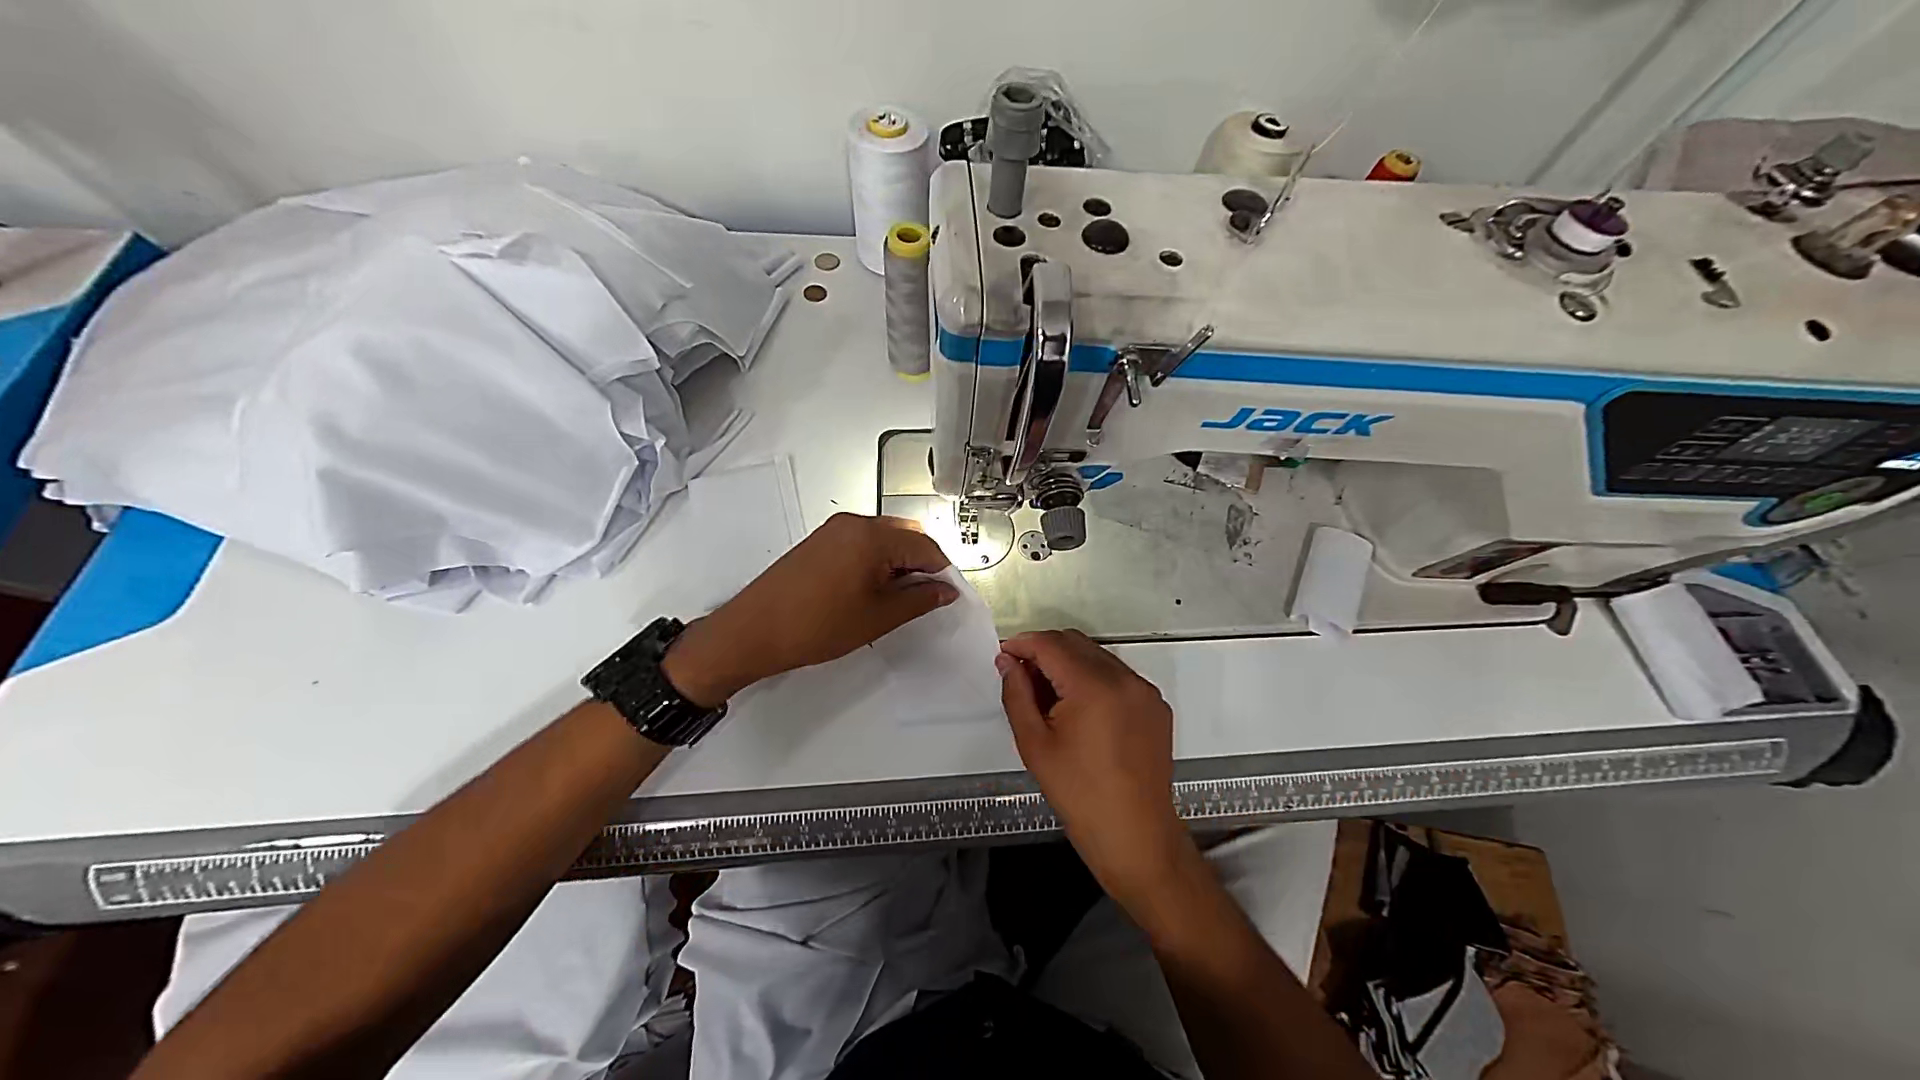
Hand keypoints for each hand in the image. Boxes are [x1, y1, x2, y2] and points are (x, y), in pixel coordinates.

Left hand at [663, 513, 956, 706]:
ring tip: (893, 600)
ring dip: (898, 563)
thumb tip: (942, 591)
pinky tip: (870, 592)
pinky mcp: (820, 541)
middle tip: (923, 598)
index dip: (942, 572)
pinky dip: (875, 562)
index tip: (944, 594)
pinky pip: (861, 543)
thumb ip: (919, 600)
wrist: (754, 632)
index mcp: (872, 536)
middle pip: (907, 535)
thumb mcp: (878, 617)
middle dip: (920, 565)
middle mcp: (853, 524)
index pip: (927, 546)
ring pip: (884, 538)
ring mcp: (834, 530)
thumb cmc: (809, 625)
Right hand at [997, 630, 1193, 907]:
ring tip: (1048, 695)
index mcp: (1094, 686)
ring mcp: (1144, 691)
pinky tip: (1080, 709)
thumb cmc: (1079, 794)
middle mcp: (1125, 679)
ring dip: (1070, 663)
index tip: (1005, 655)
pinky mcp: (1155, 705)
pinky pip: (1118, 676)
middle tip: (1021, 676)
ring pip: (1098, 656)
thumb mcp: (1034, 743)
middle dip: (1045, 651)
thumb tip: (1008, 662)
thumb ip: (1017, 693)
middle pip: (1076, 643)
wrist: (1134, 834)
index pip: (1051, 644)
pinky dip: (1094, 679)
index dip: (1023, 644)